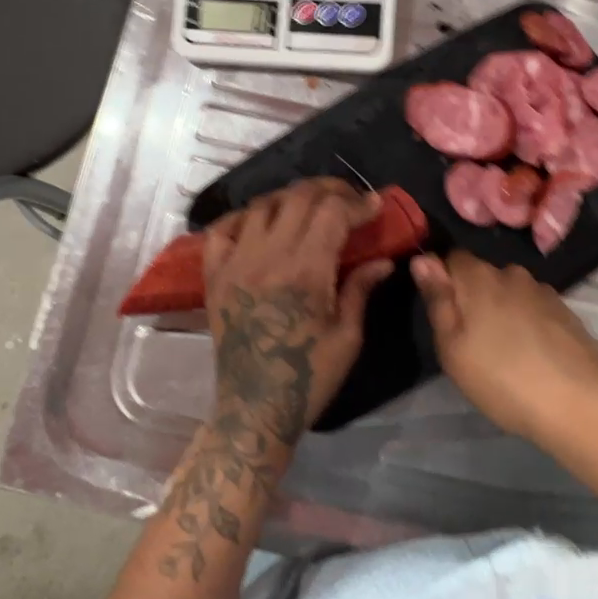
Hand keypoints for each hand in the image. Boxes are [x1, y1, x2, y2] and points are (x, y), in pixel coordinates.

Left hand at [201, 177, 392, 453]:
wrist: (255, 408)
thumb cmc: (310, 377)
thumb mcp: (348, 336)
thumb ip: (361, 289)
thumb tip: (384, 260)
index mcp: (306, 270)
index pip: (332, 212)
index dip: (357, 202)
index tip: (375, 205)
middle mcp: (267, 256)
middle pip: (298, 197)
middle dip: (329, 190)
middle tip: (348, 200)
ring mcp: (235, 262)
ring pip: (262, 205)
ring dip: (290, 199)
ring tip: (308, 209)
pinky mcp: (214, 275)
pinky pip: (222, 229)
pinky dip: (243, 217)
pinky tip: (260, 224)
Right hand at [413, 251, 597, 440]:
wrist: (579, 403)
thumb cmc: (502, 378)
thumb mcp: (452, 347)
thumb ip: (437, 299)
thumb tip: (422, 259)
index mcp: (478, 277)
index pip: (451, 259)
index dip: (443, 281)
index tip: (443, 315)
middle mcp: (511, 273)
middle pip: (482, 276)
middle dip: (473, 299)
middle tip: (471, 342)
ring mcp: (543, 291)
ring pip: (510, 293)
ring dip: (502, 312)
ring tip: (505, 353)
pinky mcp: (566, 311)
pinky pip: (533, 309)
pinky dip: (527, 324)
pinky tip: (532, 356)